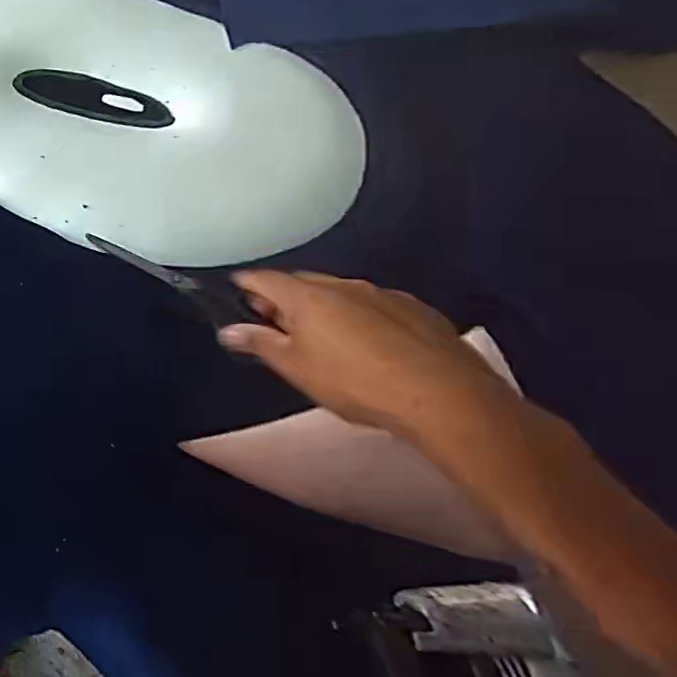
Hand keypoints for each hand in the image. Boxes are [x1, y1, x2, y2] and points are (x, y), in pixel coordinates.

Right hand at [218, 271, 520, 444]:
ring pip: (340, 292)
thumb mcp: (295, 368)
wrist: (445, 398)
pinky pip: (375, 305)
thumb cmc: (355, 382)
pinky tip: (367, 344)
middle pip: (302, 282)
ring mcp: (384, 295)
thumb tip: (230, 330)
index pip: (264, 279)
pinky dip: (360, 316)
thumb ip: (260, 343)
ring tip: (321, 335)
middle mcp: (344, 286)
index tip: (237, 287)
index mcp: (307, 296)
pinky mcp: (418, 310)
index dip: (246, 282)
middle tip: (275, 320)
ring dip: (324, 306)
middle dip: (284, 296)